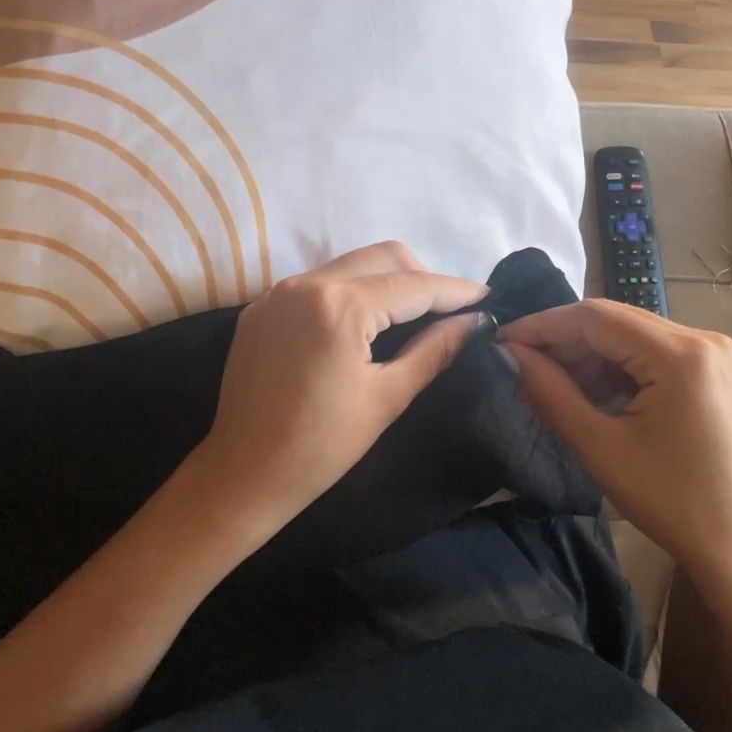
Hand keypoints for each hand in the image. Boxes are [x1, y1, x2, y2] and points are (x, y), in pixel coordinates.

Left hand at [195, 241, 487, 530]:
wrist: (244, 474)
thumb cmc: (322, 446)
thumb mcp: (387, 397)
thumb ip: (434, 350)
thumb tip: (474, 322)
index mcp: (340, 307)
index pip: (414, 285)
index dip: (456, 291)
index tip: (487, 298)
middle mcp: (307, 283)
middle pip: (385, 257)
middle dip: (423, 278)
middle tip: (448, 313)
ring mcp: (278, 292)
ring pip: (350, 264)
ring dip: (386, 281)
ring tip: (410, 317)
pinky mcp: (260, 308)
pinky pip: (317, 282)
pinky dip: (349, 292)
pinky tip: (361, 326)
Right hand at [501, 299, 731, 572]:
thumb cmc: (668, 500)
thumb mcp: (600, 446)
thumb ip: (551, 392)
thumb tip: (510, 354)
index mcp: (681, 355)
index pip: (596, 317)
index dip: (543, 325)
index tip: (501, 341)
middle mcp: (703, 339)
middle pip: (614, 321)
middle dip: (563, 342)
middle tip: (520, 368)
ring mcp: (712, 353)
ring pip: (629, 336)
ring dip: (587, 357)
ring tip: (549, 387)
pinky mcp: (711, 370)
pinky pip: (649, 353)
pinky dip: (614, 368)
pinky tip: (587, 394)